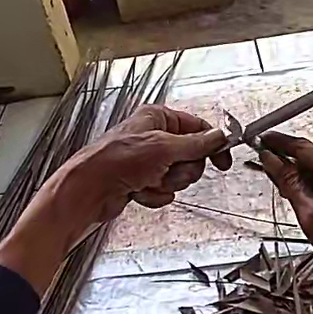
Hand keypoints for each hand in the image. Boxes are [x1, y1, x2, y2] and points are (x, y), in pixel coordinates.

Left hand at [0, 105, 231, 291]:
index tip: (223, 161)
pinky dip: (154, 195)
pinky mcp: (141, 181)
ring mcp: (147, 161)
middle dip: (182, 170)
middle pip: (191, 156)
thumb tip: (219, 137)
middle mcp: (153, 136)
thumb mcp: (164, 148)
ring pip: (179, 176)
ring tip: (147, 182)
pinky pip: (164, 191)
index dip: (211, 144)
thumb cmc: (116, 162)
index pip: (197, 127)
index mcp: (157, 118)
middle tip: (168, 171)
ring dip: (167, 184)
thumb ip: (196, 144)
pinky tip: (138, 192)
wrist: (88, 191)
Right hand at [254, 133, 312, 309]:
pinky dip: (312, 187)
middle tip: (264, 161)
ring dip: (298, 175)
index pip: (306, 149)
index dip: (281, 143)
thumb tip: (272, 162)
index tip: (263, 140)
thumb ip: (290, 184)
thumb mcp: (311, 217)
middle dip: (288, 159)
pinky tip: (298, 195)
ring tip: (277, 181)